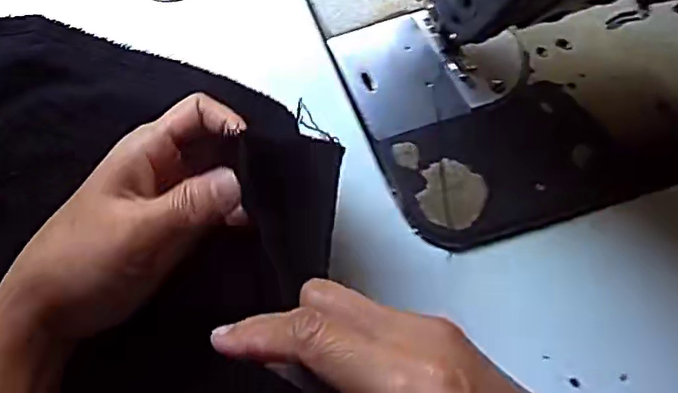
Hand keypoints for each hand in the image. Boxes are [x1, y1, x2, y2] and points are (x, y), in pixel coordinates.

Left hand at [0, 94, 248, 392]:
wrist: (45, 314)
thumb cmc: (79, 258)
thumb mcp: (136, 231)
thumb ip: (188, 204)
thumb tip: (237, 179)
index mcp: (148, 147)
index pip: (197, 111)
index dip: (227, 119)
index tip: (253, 144)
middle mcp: (165, 163)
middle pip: (214, 141)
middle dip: (241, 155)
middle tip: (266, 179)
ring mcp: (172, 194)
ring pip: (218, 174)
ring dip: (240, 186)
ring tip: (263, 205)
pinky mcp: (177, 224)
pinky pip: (213, 206)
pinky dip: (233, 211)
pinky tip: (247, 226)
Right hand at [211, 279, 526, 392]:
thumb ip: (334, 390)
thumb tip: (291, 372)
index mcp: (410, 378)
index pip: (316, 327)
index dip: (259, 329)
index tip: (226, 335)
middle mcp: (426, 339)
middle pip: (328, 294)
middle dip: (289, 323)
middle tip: (261, 359)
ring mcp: (442, 332)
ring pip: (353, 303)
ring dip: (321, 333)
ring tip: (304, 378)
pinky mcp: (451, 337)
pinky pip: (381, 321)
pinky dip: (352, 342)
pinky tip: (348, 379)